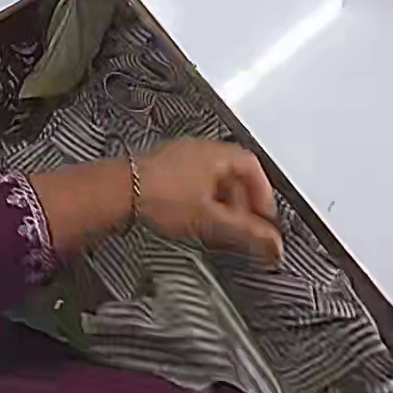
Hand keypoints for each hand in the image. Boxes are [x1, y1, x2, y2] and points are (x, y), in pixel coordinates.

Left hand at [135, 139, 283, 267]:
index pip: (252, 166)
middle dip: (243, 201)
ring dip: (223, 202)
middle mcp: (199, 148)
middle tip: (244, 227)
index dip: (263, 193)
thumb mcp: (211, 219)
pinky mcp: (165, 165)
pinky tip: (196, 218)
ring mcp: (180, 154)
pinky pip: (194, 178)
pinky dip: (204, 198)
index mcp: (215, 153)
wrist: (119, 190)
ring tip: (220, 227)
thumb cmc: (160, 196)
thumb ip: (246, 232)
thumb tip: (273, 244)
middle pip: (234, 171)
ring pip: (213, 177)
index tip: (263, 217)